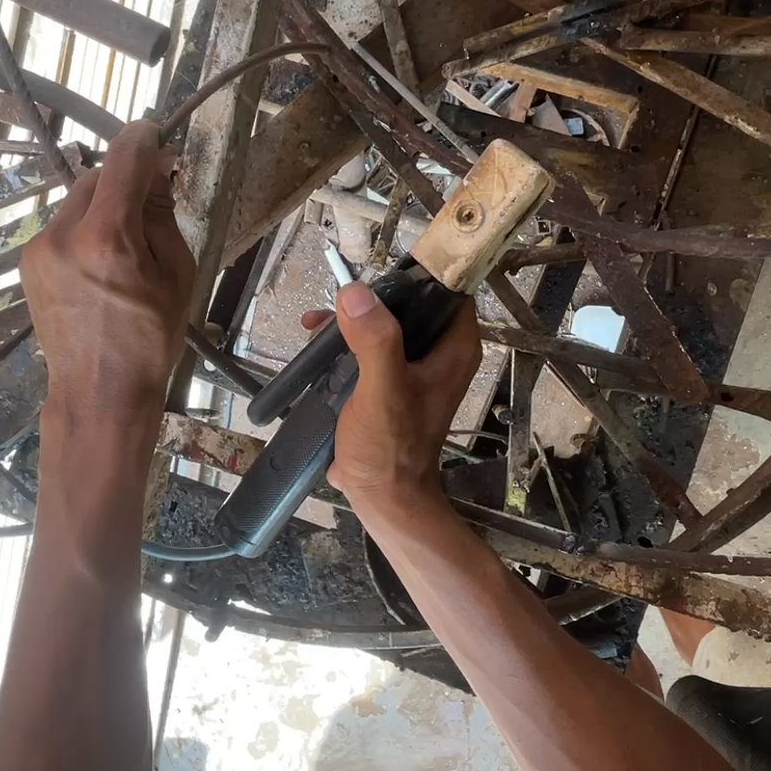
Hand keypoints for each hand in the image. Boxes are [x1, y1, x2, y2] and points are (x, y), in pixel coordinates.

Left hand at [23, 121, 195, 423]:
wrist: (99, 392)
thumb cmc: (150, 340)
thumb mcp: (176, 276)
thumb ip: (162, 219)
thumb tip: (156, 177)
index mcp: (107, 238)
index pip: (123, 161)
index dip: (143, 139)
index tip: (157, 132)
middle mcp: (63, 233)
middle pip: (97, 177)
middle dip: (126, 178)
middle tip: (155, 198)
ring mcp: (39, 247)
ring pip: (78, 201)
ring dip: (106, 205)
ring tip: (129, 242)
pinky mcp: (29, 262)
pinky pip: (64, 227)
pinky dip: (87, 228)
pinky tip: (104, 261)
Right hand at [305, 282, 481, 513]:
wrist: (381, 495)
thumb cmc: (389, 449)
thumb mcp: (382, 391)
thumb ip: (374, 341)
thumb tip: (355, 293)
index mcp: (454, 348)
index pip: (447, 289)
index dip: (415, 275)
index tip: (375, 276)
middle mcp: (440, 352)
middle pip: (409, 303)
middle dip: (369, 299)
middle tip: (335, 306)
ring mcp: (415, 367)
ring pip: (385, 323)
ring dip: (351, 320)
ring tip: (317, 327)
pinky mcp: (391, 381)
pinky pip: (371, 347)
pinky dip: (346, 342)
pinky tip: (318, 346)